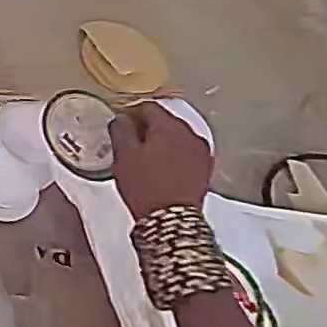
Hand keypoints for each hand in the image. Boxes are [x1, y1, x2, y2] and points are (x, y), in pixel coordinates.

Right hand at [110, 102, 213, 219]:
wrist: (171, 220)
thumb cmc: (146, 188)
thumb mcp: (123, 156)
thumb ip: (120, 130)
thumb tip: (121, 119)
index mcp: (169, 126)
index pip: (148, 107)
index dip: (131, 112)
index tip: (122, 122)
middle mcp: (189, 134)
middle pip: (164, 120)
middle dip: (147, 127)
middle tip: (131, 141)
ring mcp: (200, 151)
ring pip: (176, 136)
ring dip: (161, 141)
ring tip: (145, 157)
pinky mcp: (205, 168)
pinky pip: (186, 152)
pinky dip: (174, 154)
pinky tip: (161, 167)